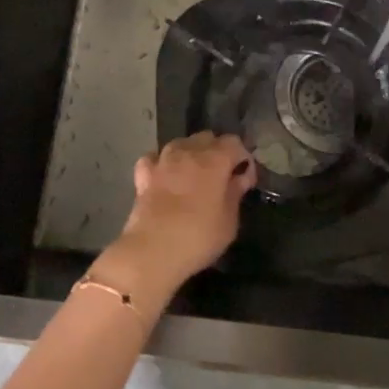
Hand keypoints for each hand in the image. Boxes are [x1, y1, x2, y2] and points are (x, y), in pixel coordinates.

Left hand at [93, 132, 255, 304]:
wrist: (153, 250)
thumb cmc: (199, 237)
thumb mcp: (229, 221)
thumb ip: (236, 193)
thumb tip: (241, 177)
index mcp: (215, 159)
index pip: (234, 142)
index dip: (242, 157)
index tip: (244, 176)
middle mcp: (189, 151)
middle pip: (207, 138)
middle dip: (217, 151)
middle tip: (221, 177)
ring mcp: (163, 159)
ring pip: (181, 144)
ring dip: (190, 154)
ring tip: (193, 176)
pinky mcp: (144, 173)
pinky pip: (155, 158)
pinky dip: (162, 163)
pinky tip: (165, 176)